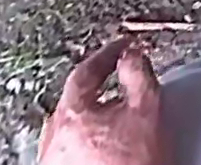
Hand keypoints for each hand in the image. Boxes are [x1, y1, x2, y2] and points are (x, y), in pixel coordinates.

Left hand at [38, 38, 170, 164]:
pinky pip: (68, 146)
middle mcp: (55, 140)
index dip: (108, 53)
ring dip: (91, 109)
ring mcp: (53, 163)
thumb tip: (131, 54)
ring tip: (114, 106)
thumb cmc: (135, 164)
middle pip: (73, 98)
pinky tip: (104, 137)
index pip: (86, 72)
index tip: (123, 47)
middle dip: (97, 81)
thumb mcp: (147, 106)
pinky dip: (85, 133)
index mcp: (73, 116)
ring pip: (69, 124)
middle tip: (118, 70)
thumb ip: (138, 71)